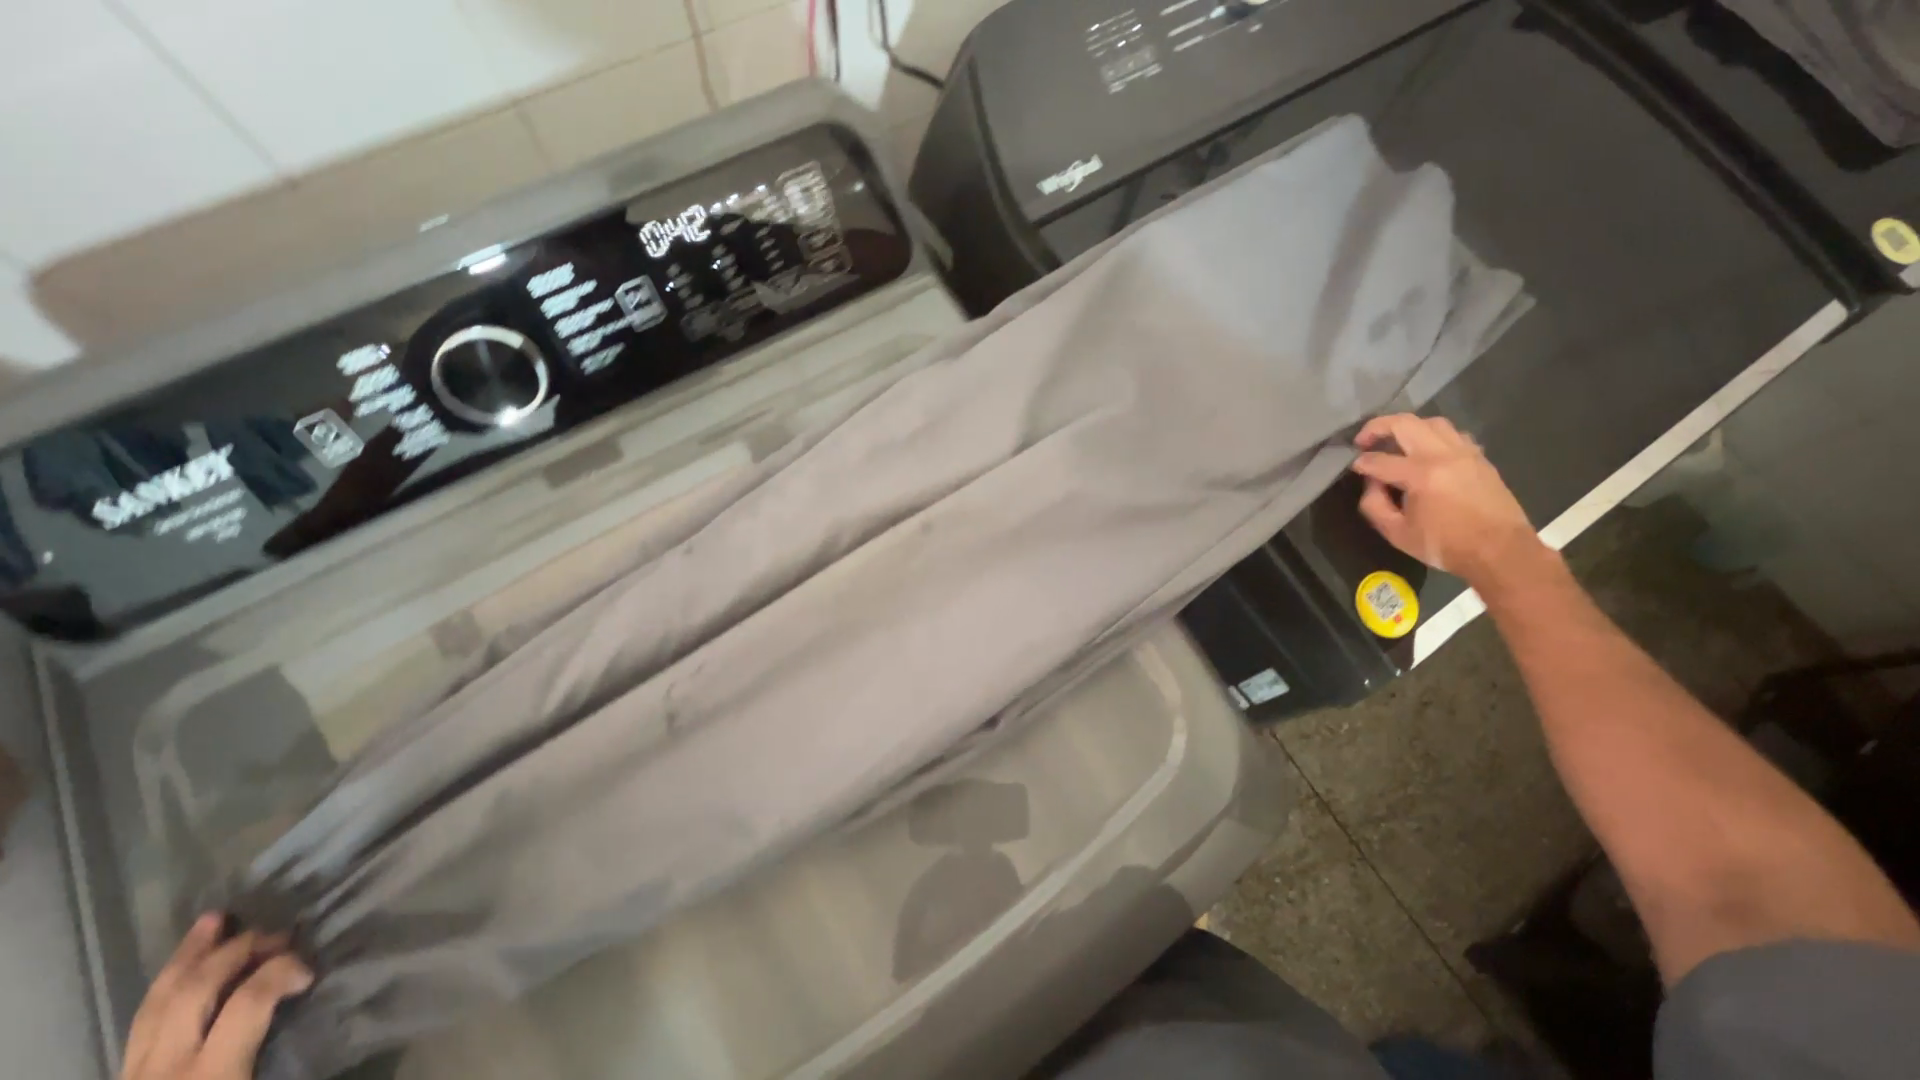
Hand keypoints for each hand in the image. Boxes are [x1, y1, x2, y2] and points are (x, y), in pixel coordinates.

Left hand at [122, 914, 311, 1079]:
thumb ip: (293, 1066)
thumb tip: (343, 1028)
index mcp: (208, 1078)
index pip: (246, 1002)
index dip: (281, 972)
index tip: (311, 968)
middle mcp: (164, 1069)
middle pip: (195, 991)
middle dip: (237, 952)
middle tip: (277, 932)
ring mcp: (136, 1074)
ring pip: (156, 1002)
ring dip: (188, 958)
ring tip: (215, 921)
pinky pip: (142, 1022)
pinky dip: (165, 987)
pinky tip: (182, 969)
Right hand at [1350, 414, 1545, 590]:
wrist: (1501, 551)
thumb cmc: (1446, 546)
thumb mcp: (1398, 534)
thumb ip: (1375, 505)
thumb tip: (1371, 484)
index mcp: (1421, 475)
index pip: (1379, 460)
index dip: (1361, 462)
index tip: (1353, 467)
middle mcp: (1442, 455)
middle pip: (1404, 423)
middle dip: (1377, 427)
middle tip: (1364, 440)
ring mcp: (1464, 452)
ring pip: (1431, 422)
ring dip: (1408, 427)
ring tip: (1397, 442)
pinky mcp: (1479, 457)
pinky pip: (1453, 434)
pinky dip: (1434, 436)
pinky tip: (1428, 452)